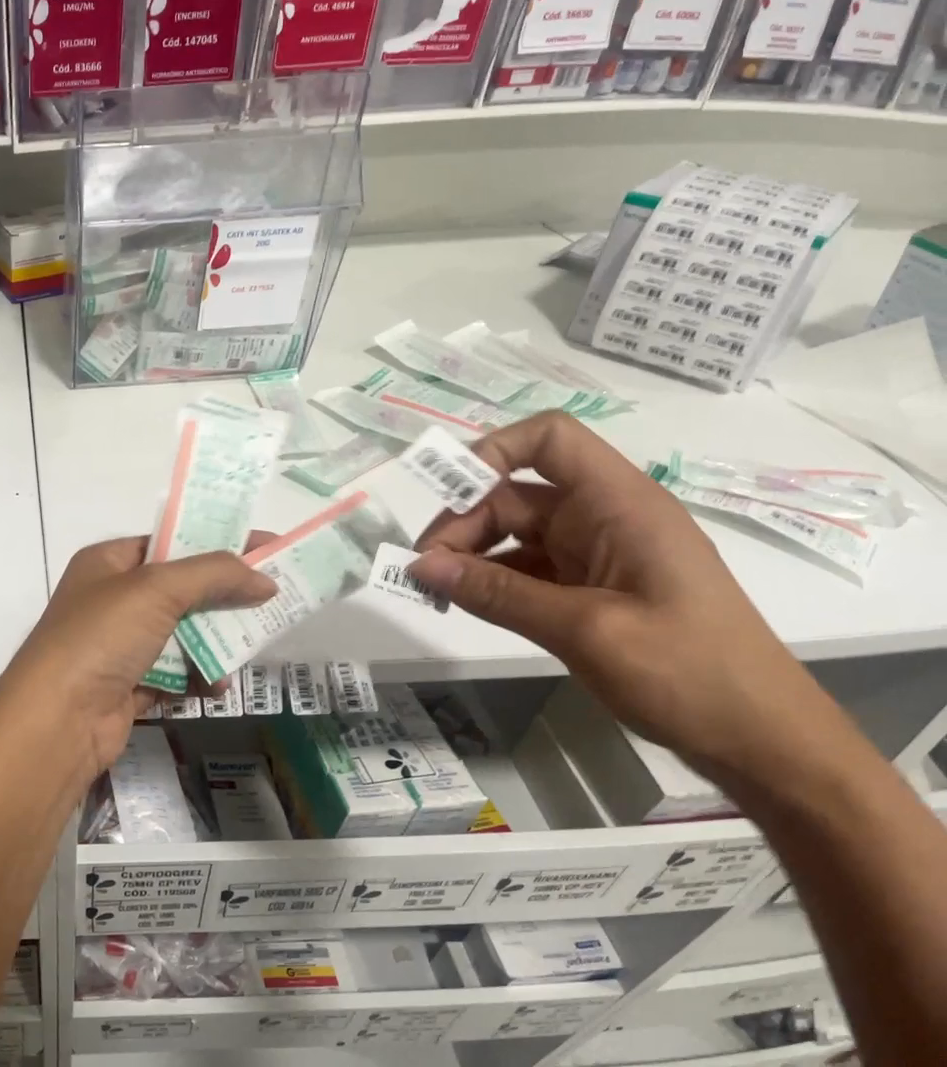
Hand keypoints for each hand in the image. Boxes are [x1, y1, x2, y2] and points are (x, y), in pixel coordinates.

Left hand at [0, 538, 275, 780]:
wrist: (58, 718)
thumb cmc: (100, 637)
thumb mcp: (157, 589)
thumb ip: (213, 575)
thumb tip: (263, 578)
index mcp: (106, 563)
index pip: (168, 542)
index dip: (216, 543)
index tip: (266, 548)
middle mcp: (109, 600)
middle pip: (179, 590)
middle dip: (221, 598)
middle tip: (270, 601)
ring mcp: (116, 646)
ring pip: (180, 635)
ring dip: (213, 642)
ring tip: (245, 649)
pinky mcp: (126, 687)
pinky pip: (173, 675)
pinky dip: (196, 678)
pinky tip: (215, 687)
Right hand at [407, 411, 825, 778]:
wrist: (759, 739)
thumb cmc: (686, 672)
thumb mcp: (584, 629)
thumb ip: (498, 594)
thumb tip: (420, 567)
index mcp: (620, 505)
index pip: (549, 440)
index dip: (491, 452)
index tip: (442, 496)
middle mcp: (606, 518)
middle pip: (514, 493)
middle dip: (462, 522)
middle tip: (423, 571)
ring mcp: (598, 554)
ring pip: (513, 533)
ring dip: (469, 555)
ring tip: (433, 591)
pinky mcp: (590, 589)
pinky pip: (525, 569)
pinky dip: (489, 581)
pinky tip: (463, 604)